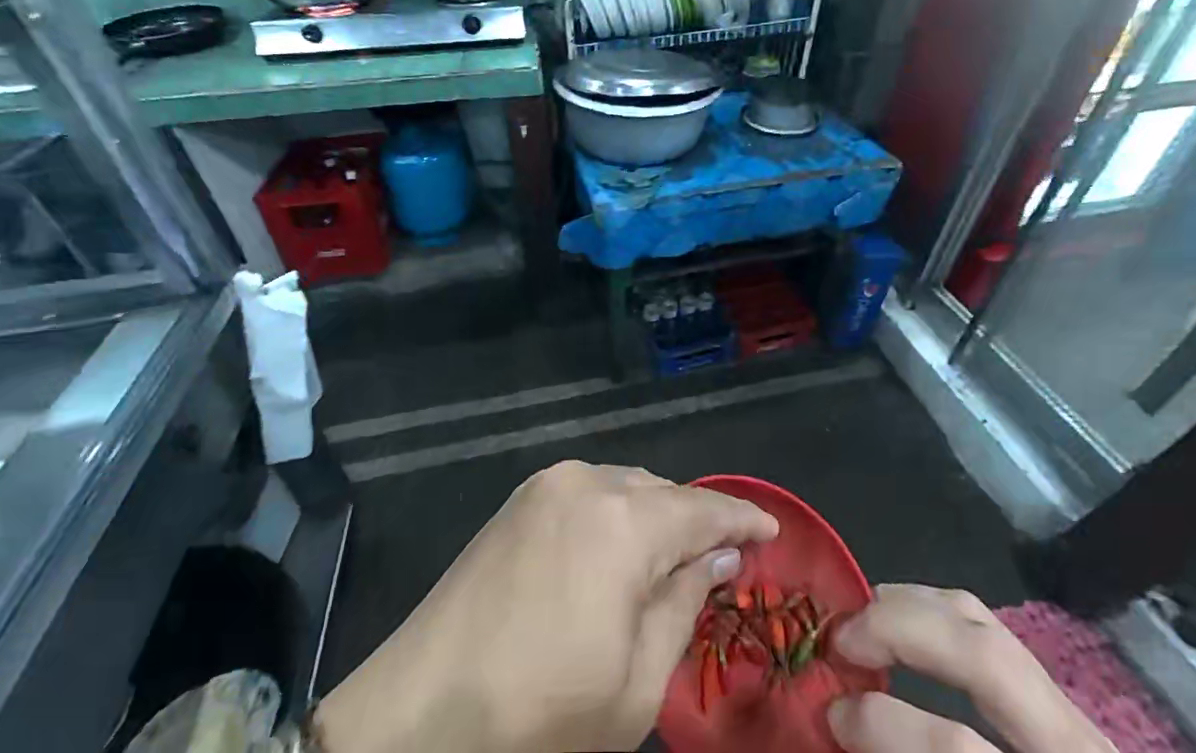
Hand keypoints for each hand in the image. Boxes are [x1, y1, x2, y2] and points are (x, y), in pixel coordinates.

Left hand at [316, 461, 777, 752]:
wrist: (423, 711)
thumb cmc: (543, 711)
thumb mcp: (637, 680)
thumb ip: (683, 603)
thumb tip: (718, 556)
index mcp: (620, 521)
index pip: (701, 507)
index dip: (741, 517)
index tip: (772, 530)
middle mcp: (581, 484)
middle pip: (659, 491)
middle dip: (695, 520)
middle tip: (723, 560)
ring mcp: (540, 488)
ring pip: (620, 486)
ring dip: (652, 515)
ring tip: (673, 559)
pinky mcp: (514, 503)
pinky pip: (584, 493)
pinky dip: (613, 514)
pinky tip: (618, 550)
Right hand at [825, 585, 1116, 752]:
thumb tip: (838, 725)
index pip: (958, 748)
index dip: (885, 725)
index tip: (835, 715)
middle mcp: (1073, 750)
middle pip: (984, 657)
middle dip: (895, 630)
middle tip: (838, 641)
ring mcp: (1074, 718)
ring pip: (982, 620)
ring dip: (906, 606)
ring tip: (858, 620)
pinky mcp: (1057, 698)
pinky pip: (985, 626)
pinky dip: (928, 611)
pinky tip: (896, 625)